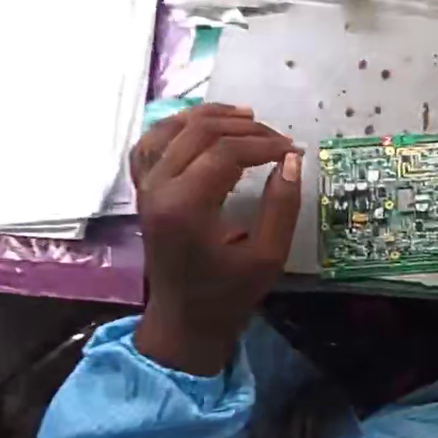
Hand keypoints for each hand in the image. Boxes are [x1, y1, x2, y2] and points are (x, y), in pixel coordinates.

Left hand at [131, 104, 300, 375]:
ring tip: (245, 116)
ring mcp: (146, 189)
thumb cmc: (228, 295)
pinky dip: (173, 128)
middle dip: (244, 128)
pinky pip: (150, 145)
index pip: (226, 152)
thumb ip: (282, 206)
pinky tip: (198, 126)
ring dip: (209, 117)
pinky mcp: (144, 193)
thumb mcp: (268, 257)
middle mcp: (159, 190)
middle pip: (199, 132)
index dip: (264, 144)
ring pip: (170, 130)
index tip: (294, 150)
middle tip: (277, 138)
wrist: (184, 321)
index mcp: (186, 208)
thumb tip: (291, 160)